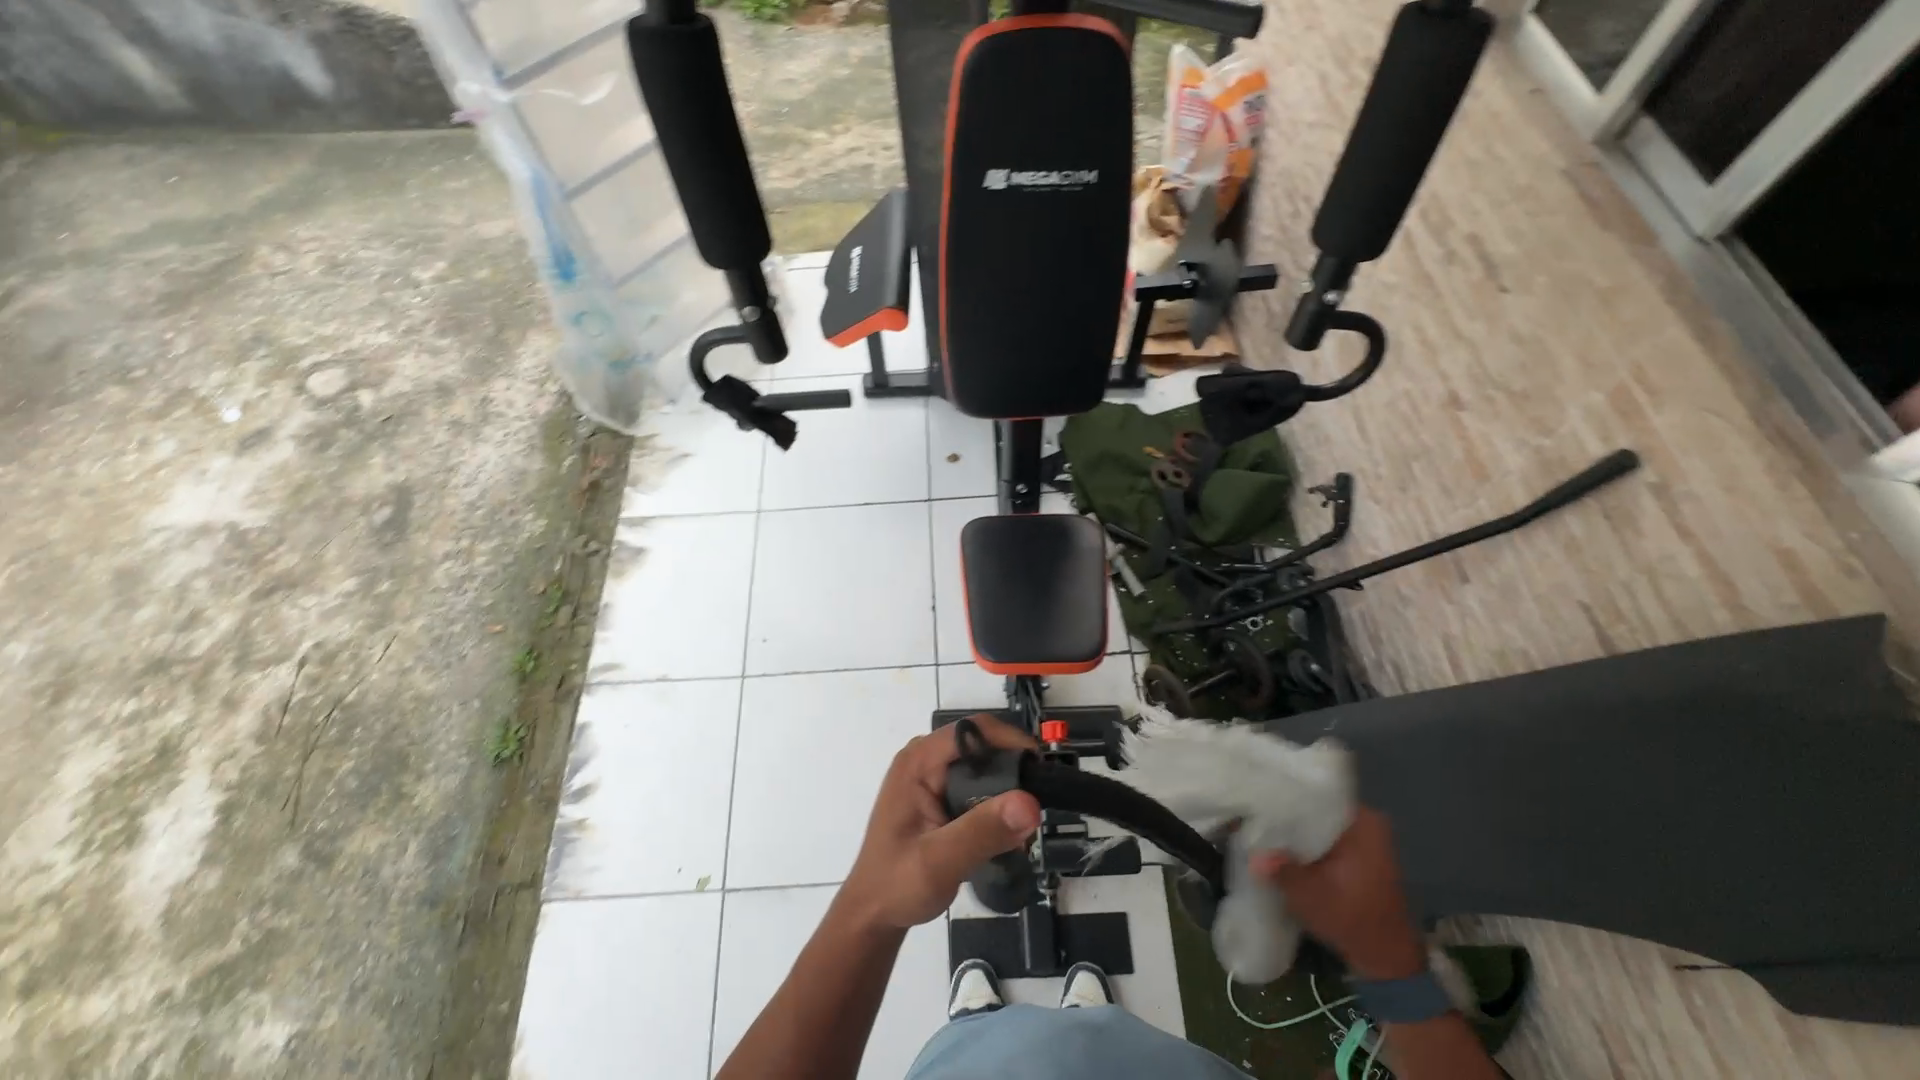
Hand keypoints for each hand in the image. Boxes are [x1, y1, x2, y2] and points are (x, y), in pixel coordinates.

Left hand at [839, 714, 1041, 930]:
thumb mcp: (939, 861)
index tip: (1041, 773)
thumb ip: (982, 831)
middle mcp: (924, 760)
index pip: (974, 730)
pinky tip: (1006, 835)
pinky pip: (977, 787)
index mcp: (918, 762)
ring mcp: (931, 778)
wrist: (872, 914)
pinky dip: (996, 806)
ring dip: (1007, 792)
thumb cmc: (897, 885)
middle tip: (1036, 809)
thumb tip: (1029, 804)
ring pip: (983, 768)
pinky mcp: (938, 797)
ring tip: (1023, 827)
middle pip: (982, 747)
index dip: (1011, 742)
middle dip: (1013, 772)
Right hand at [1251, 807, 1425, 978]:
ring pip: (1319, 826)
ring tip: (1259, 829)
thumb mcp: (1310, 895)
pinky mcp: (1359, 857)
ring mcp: (1365, 840)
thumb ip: (1280, 870)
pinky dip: (1305, 845)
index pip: (1315, 794)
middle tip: (1251, 815)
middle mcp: (1367, 823)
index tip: (1255, 797)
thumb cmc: (1352, 919)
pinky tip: (1279, 849)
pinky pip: (1325, 840)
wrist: (1386, 957)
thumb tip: (1252, 855)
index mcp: (1362, 822)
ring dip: (1294, 832)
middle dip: (1285, 815)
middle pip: (1316, 809)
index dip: (1283, 795)